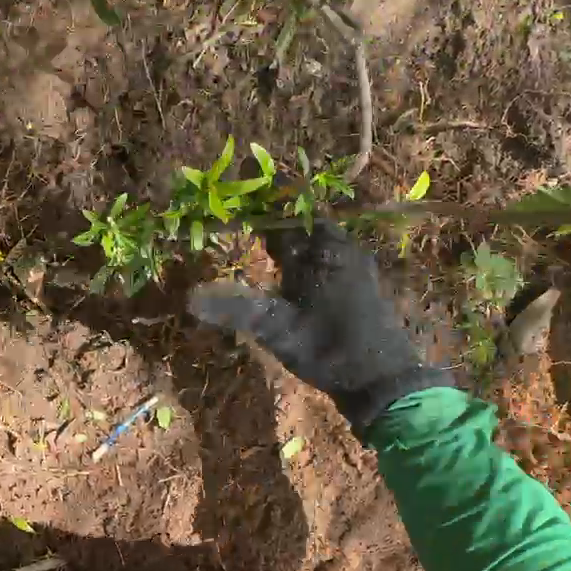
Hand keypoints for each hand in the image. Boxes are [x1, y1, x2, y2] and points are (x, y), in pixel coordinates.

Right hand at [189, 219, 448, 433]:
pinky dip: (305, 256)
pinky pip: (326, 257)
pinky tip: (290, 270)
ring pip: (317, 241)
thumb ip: (235, 309)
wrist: (380, 380)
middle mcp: (341, 250)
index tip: (238, 190)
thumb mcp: (276, 329)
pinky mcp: (358, 286)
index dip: (262, 202)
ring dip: (292, 237)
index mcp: (322, 251)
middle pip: (304, 223)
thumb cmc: (328, 348)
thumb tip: (190, 298)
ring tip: (262, 237)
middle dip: (276, 217)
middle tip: (246, 216)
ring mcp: (354, 268)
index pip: (286, 214)